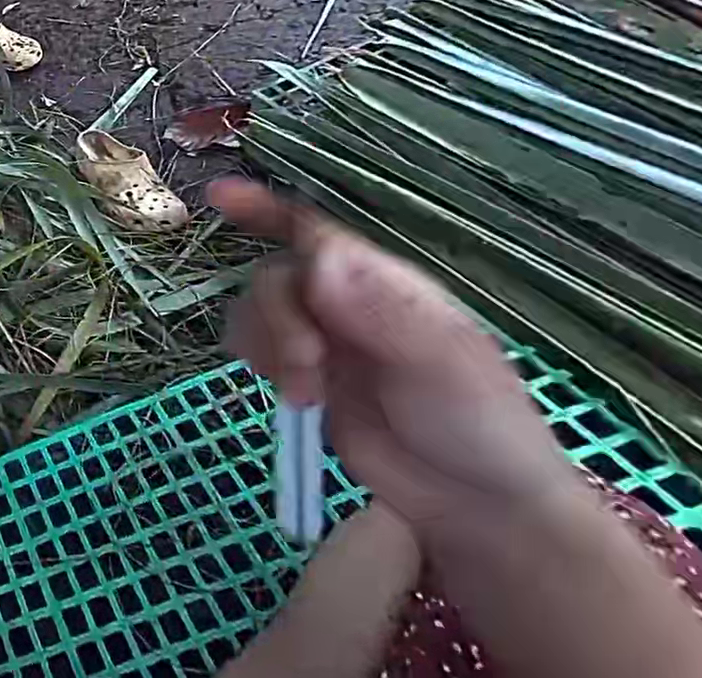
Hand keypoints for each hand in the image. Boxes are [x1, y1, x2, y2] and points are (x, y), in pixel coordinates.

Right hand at [210, 180, 579, 529]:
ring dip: (267, 347)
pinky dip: (256, 361)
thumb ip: (382, 312)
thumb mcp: (446, 366)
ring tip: (307, 395)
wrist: (471, 505)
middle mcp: (340, 300)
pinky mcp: (296, 371)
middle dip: (279, 318)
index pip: (314, 232)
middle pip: (275, 278)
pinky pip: (249, 345)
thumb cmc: (481, 426)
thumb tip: (319, 262)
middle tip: (308, 365)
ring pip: (254, 310)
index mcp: (380, 283)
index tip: (219, 196)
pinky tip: (290, 392)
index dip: (265, 208)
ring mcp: (316, 336)